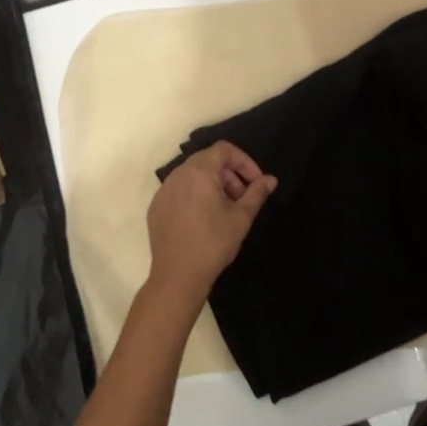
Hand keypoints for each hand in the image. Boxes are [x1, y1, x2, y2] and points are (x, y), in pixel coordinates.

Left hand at [146, 142, 276, 302]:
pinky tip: (203, 219)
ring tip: (225, 209)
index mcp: (199, 172)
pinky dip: (195, 195)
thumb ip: (257, 193)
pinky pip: (179, 191)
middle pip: (208, 161)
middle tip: (242, 197)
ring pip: (192, 175)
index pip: (224, 150)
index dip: (244, 161)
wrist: (177, 276)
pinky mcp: (156, 207)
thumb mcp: (241, 217)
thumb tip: (271, 179)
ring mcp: (163, 191)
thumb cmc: (214, 243)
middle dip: (230, 174)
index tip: (255, 182)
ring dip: (213, 184)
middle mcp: (177, 175)